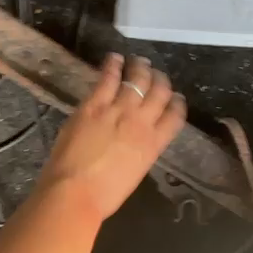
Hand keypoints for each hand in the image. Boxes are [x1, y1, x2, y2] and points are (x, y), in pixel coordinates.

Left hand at [36, 53, 186, 221]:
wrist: (75, 192)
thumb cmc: (103, 195)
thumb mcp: (133, 173)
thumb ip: (138, 152)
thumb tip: (134, 142)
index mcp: (154, 145)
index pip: (175, 116)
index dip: (177, 103)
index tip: (175, 98)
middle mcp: (142, 122)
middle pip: (160, 92)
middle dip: (161, 81)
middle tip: (156, 74)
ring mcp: (119, 110)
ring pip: (138, 80)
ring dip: (140, 68)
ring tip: (139, 61)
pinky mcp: (95, 104)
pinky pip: (108, 78)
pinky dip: (113, 65)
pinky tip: (114, 58)